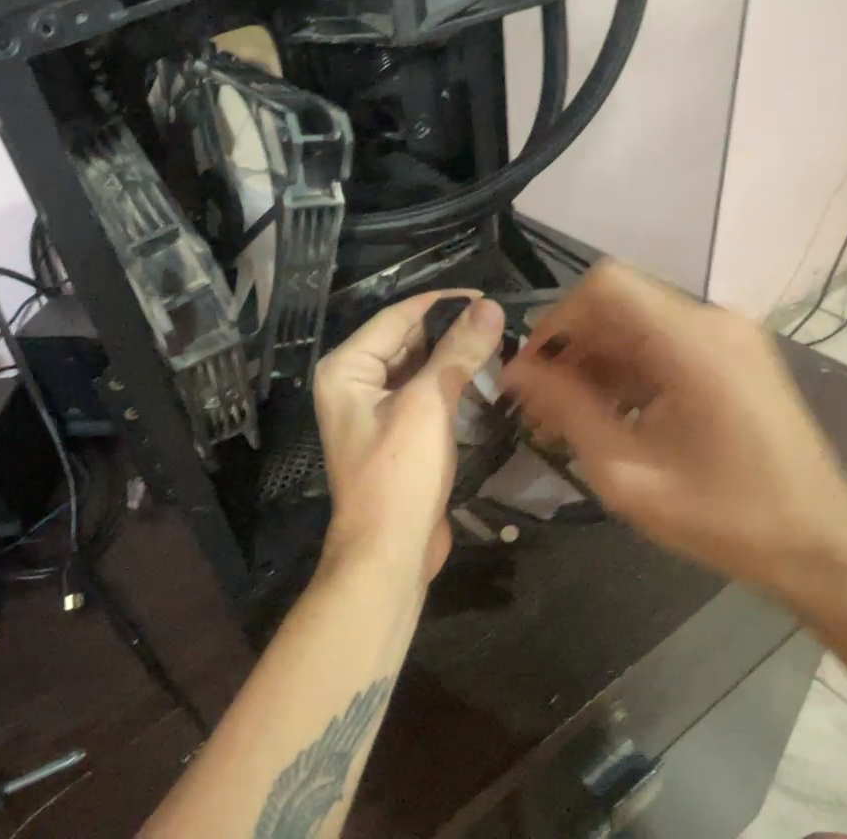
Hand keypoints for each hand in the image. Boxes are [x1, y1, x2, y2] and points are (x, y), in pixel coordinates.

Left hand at [312, 291, 504, 581]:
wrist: (389, 551)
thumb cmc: (400, 473)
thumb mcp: (430, 405)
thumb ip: (457, 352)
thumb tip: (489, 306)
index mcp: (345, 368)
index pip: (397, 318)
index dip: (442, 303)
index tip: (488, 296)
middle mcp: (352, 383)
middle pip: (405, 341)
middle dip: (449, 330)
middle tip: (501, 321)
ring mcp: (372, 410)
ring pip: (416, 368)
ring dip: (452, 357)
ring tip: (500, 343)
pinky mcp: (394, 433)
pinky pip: (422, 395)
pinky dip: (449, 385)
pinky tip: (483, 379)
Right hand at [498, 261, 846, 607]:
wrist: (822, 549)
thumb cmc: (725, 516)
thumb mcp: (627, 471)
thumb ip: (567, 410)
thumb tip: (515, 371)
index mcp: (692, 342)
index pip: (604, 286)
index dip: (557, 320)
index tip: (533, 371)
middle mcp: (713, 323)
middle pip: (617, 306)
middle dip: (570, 349)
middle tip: (540, 406)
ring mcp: (729, 340)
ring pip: (635, 327)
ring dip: (594, 365)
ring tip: (566, 421)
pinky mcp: (734, 360)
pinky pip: (662, 347)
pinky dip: (626, 373)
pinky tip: (608, 420)